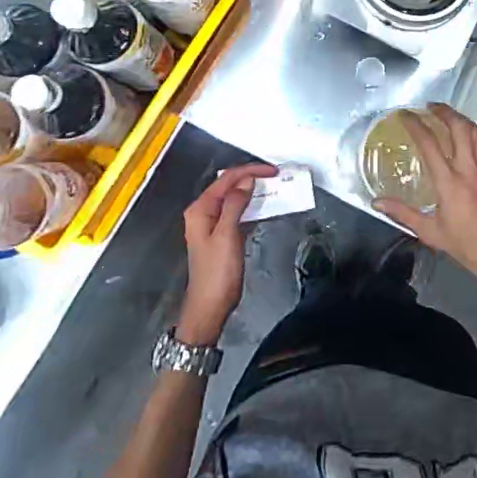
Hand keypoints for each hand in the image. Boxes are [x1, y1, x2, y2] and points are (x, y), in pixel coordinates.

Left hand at [178, 162, 275, 344]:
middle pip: (228, 186)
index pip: (226, 180)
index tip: (272, 171)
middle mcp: (203, 213)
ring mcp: (211, 224)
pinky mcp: (220, 236)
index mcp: (200, 209)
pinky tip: (264, 209)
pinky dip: (250, 209)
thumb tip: (246, 181)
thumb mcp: (227, 236)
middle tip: (275, 177)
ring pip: (233, 199)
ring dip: (252, 193)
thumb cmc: (217, 273)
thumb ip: (235, 205)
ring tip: (273, 189)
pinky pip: (236, 214)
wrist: (210, 306)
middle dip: (251, 178)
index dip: (249, 171)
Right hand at [372, 104, 476, 304]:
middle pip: (459, 129)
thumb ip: (403, 213)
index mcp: (449, 183)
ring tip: (449, 116)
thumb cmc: (466, 247)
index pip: (430, 144)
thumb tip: (377, 202)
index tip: (405, 115)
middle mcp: (470, 172)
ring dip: (462, 120)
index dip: (416, 125)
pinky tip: (470, 140)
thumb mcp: (430, 232)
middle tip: (430, 106)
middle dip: (444, 112)